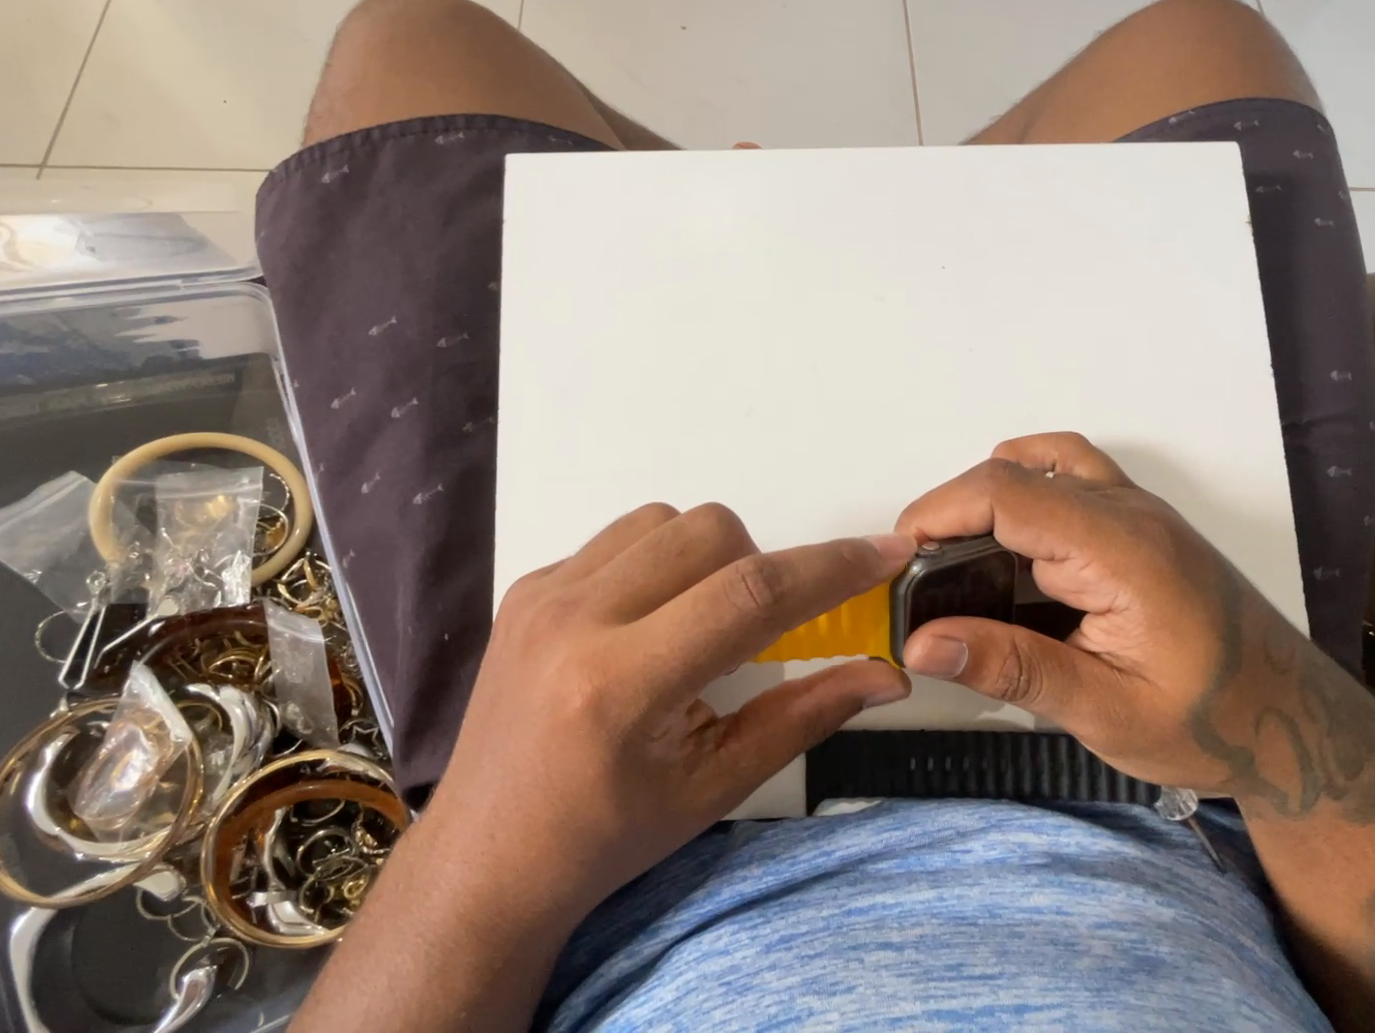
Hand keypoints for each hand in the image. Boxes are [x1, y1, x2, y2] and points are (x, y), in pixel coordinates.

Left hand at [429, 503, 913, 923]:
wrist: (489, 856)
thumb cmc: (608, 836)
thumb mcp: (716, 785)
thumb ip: (805, 715)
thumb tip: (883, 675)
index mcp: (625, 684)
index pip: (752, 595)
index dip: (832, 567)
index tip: (885, 554)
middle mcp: (576, 621)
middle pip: (710, 531)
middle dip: (760, 567)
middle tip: (751, 633)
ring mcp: (543, 596)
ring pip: (663, 520)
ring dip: (706, 558)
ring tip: (695, 625)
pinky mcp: (527, 588)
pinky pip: (618, 538)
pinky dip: (656, 565)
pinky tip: (645, 625)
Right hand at [896, 432, 1312, 793]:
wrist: (1294, 724)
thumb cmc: (1211, 724)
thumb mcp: (1104, 711)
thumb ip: (1011, 668)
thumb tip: (922, 644)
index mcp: (1120, 552)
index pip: (1007, 494)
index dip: (938, 513)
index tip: (899, 560)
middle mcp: (1129, 513)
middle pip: (1015, 473)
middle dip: (950, 513)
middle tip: (919, 576)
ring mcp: (1138, 512)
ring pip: (1042, 464)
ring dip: (985, 499)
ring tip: (954, 559)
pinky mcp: (1139, 525)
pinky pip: (1072, 475)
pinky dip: (1025, 487)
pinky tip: (1008, 541)